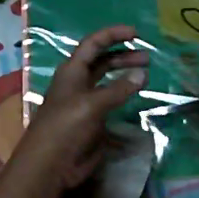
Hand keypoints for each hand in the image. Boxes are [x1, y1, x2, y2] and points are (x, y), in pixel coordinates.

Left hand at [11, 24, 147, 192]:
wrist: (51, 164)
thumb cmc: (65, 128)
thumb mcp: (92, 105)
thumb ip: (118, 89)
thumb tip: (142, 74)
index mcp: (72, 71)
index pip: (93, 44)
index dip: (113, 35)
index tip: (136, 33)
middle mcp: (78, 82)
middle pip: (102, 61)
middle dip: (123, 56)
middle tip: (147, 57)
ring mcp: (85, 101)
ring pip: (107, 80)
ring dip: (125, 74)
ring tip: (146, 74)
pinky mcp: (91, 120)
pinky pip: (110, 101)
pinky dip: (124, 96)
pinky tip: (137, 97)